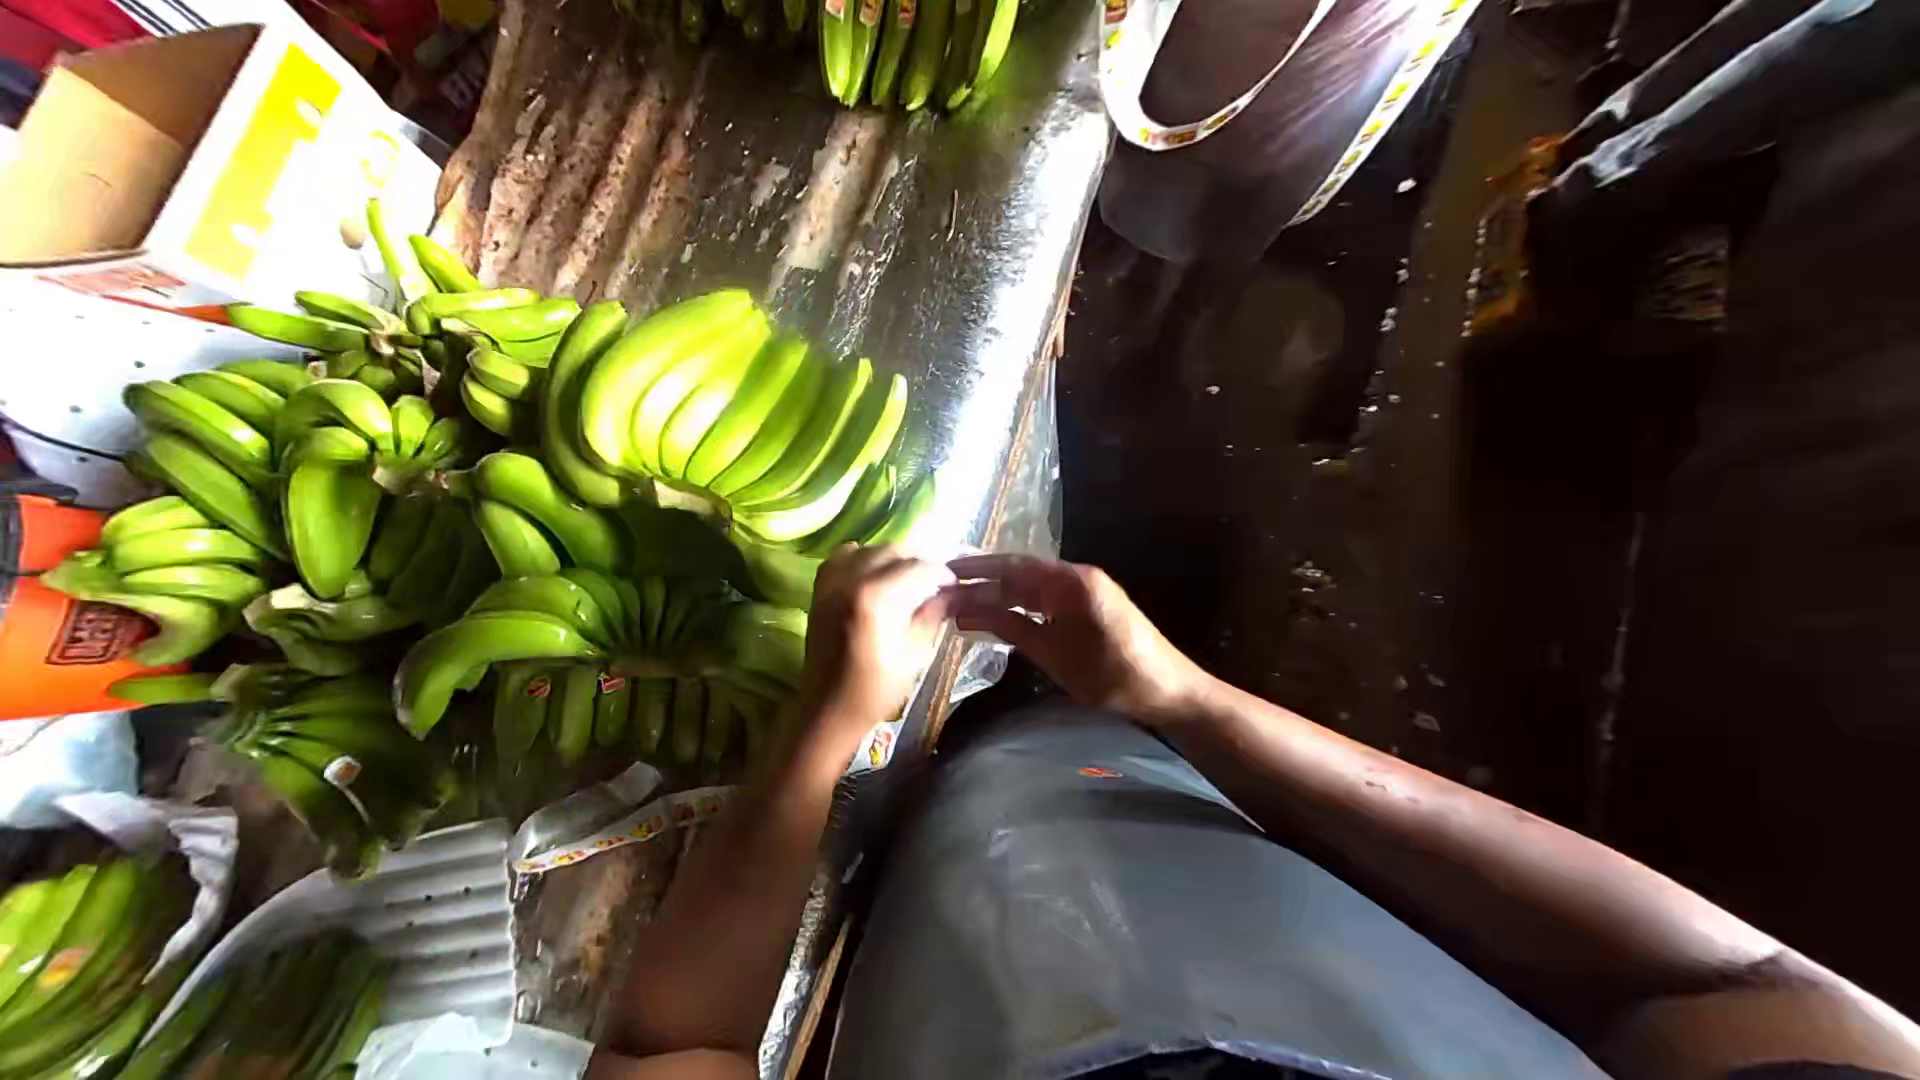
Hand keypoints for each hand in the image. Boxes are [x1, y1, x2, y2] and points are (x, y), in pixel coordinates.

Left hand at [798, 546, 954, 749]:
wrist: (827, 712)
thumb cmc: (874, 691)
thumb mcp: (912, 656)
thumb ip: (930, 617)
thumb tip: (949, 595)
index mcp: (873, 598)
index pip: (913, 567)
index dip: (938, 571)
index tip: (953, 582)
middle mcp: (847, 582)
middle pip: (889, 552)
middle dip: (915, 562)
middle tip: (932, 581)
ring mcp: (829, 587)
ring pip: (864, 551)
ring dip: (888, 557)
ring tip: (904, 576)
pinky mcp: (818, 595)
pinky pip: (837, 560)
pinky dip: (857, 558)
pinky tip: (871, 573)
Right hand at [946, 554, 1215, 726]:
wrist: (1166, 691)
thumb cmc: (1111, 674)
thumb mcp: (1053, 654)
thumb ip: (1010, 627)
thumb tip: (966, 610)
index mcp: (1070, 581)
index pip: (1012, 566)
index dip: (977, 569)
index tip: (943, 572)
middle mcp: (1074, 577)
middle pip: (1018, 575)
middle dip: (981, 583)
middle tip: (942, 590)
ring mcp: (1081, 592)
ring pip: (1028, 589)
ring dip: (996, 596)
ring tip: (958, 604)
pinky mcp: (1085, 608)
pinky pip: (1042, 602)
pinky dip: (1016, 609)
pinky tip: (994, 617)